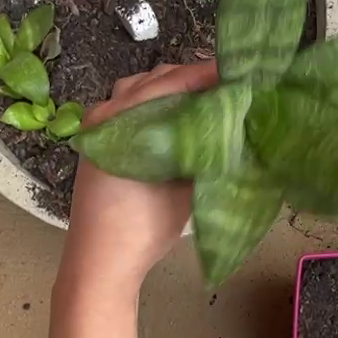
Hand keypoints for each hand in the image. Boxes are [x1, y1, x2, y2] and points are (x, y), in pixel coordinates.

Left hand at [60, 61, 217, 293]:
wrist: (101, 264)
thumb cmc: (141, 229)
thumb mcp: (182, 187)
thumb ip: (202, 148)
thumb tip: (227, 122)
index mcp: (120, 120)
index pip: (170, 82)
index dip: (206, 74)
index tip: (239, 73)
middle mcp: (104, 115)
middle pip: (153, 81)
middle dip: (191, 79)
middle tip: (228, 86)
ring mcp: (98, 129)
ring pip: (140, 93)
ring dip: (172, 91)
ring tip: (206, 100)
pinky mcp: (101, 146)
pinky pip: (130, 111)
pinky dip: (156, 107)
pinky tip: (179, 120)